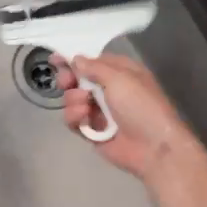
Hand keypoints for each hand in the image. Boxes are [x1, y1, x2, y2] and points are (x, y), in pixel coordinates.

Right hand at [56, 54, 205, 180]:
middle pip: (78, 79)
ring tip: (85, 106)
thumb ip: (94, 67)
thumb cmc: (140, 106)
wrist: (152, 147)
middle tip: (66, 82)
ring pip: (72, 99)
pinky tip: (83, 118)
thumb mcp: (120, 79)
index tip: (55, 59)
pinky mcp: (91, 130)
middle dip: (69, 80)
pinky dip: (74, 117)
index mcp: (120, 73)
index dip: (74, 59)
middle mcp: (108, 90)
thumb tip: (76, 59)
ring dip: (73, 100)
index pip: (92, 61)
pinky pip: (73, 119)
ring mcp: (99, 111)